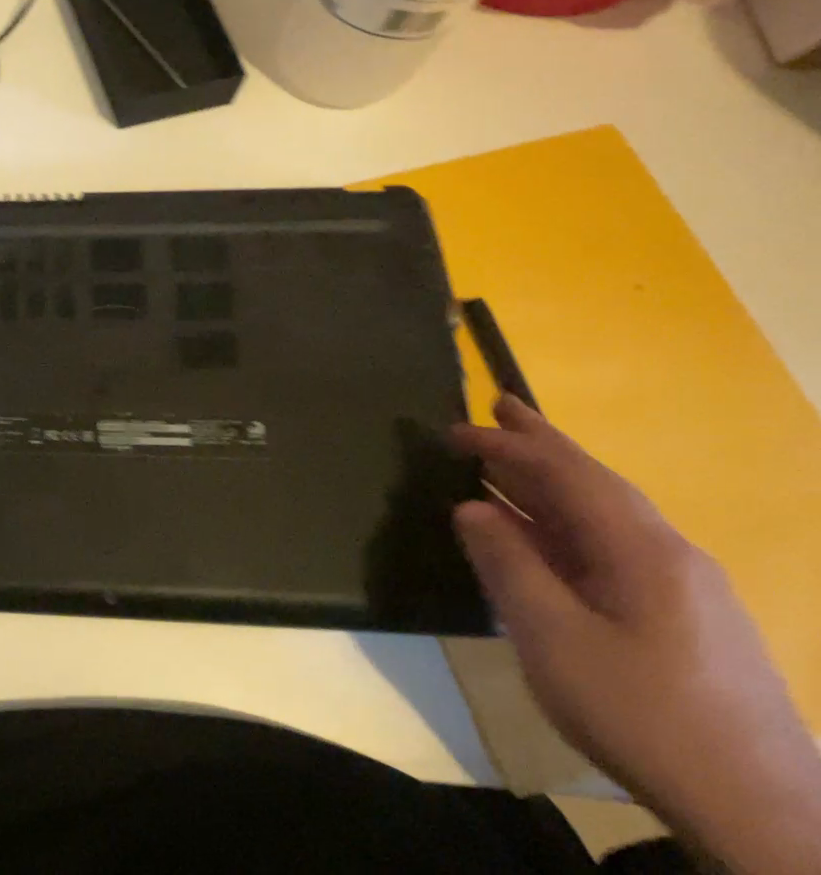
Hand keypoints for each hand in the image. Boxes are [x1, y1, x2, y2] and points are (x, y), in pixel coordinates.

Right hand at [452, 396, 820, 871]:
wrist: (753, 803)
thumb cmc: (639, 711)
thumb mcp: (552, 637)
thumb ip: (509, 565)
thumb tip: (473, 508)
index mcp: (643, 550)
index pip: (568, 475)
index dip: (510, 446)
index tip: (455, 430)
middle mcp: (669, 554)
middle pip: (596, 483)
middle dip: (544, 445)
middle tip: (500, 406)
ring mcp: (682, 586)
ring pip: (606, 516)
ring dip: (553, 485)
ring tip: (508, 463)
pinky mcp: (682, 618)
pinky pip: (612, 549)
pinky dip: (567, 526)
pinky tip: (542, 536)